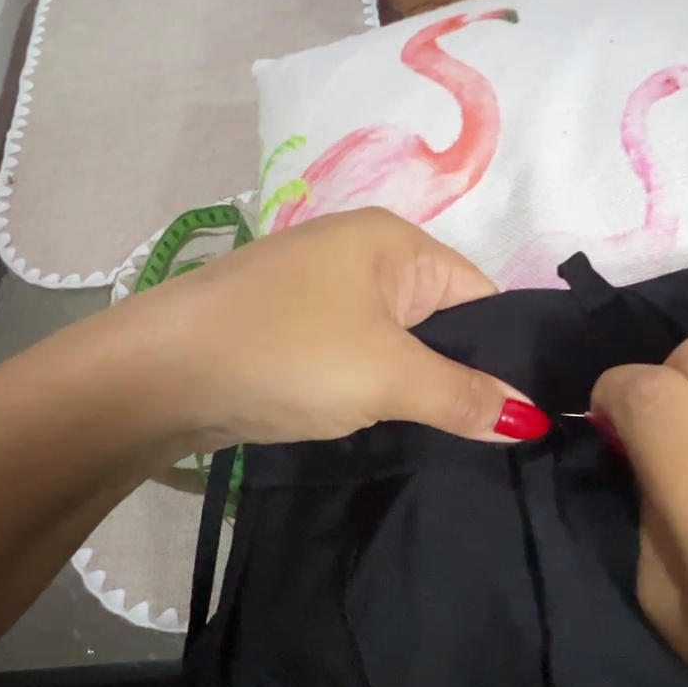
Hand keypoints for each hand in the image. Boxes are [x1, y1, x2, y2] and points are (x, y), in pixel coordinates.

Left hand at [79, 208, 546, 454]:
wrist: (156, 375)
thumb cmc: (285, 354)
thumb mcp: (387, 376)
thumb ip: (463, 397)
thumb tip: (531, 419)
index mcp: (394, 241)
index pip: (481, 297)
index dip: (505, 356)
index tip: (523, 419)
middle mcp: (361, 256)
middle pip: (441, 322)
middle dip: (462, 379)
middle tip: (491, 442)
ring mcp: (322, 295)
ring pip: (399, 347)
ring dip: (418, 392)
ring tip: (449, 444)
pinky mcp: (294, 334)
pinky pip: (359, 361)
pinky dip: (376, 394)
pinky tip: (390, 431)